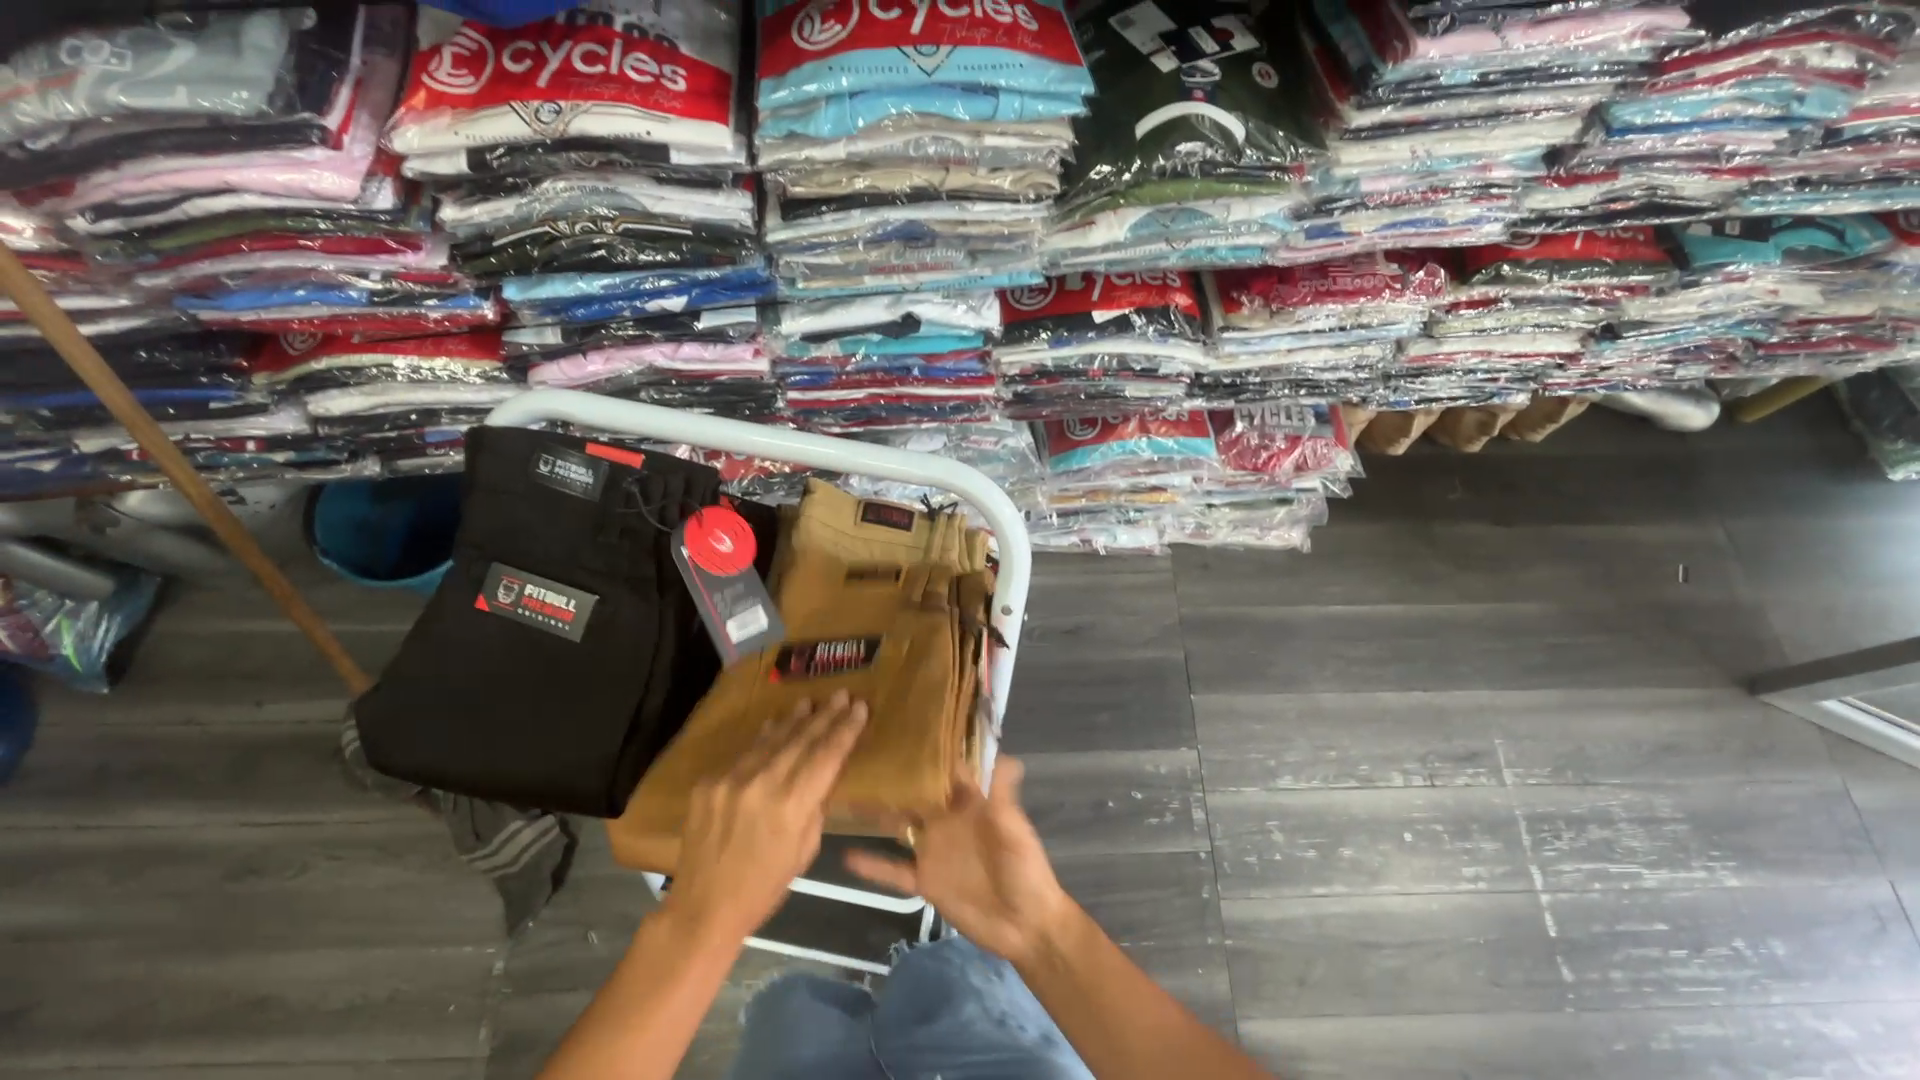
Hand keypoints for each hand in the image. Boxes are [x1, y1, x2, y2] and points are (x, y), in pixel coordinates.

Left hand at [665, 692, 867, 941]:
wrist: (704, 906)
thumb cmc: (764, 888)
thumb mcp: (805, 852)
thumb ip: (815, 808)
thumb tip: (823, 776)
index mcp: (791, 806)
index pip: (826, 756)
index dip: (845, 730)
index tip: (861, 708)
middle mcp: (762, 784)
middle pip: (801, 740)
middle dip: (825, 716)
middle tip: (842, 694)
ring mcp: (731, 780)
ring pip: (771, 740)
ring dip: (794, 720)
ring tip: (810, 702)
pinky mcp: (709, 783)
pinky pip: (744, 754)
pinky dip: (763, 738)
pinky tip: (775, 724)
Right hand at [844, 757, 1078, 967]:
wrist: (1025, 925)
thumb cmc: (1025, 870)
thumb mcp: (1014, 830)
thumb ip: (1002, 795)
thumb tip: (1006, 755)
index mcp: (970, 803)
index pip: (945, 770)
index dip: (926, 751)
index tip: (899, 728)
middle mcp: (947, 820)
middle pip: (915, 794)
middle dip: (892, 777)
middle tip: (856, 754)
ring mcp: (933, 850)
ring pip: (899, 826)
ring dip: (876, 813)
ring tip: (843, 794)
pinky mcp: (925, 880)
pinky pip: (894, 870)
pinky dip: (872, 864)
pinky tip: (846, 855)